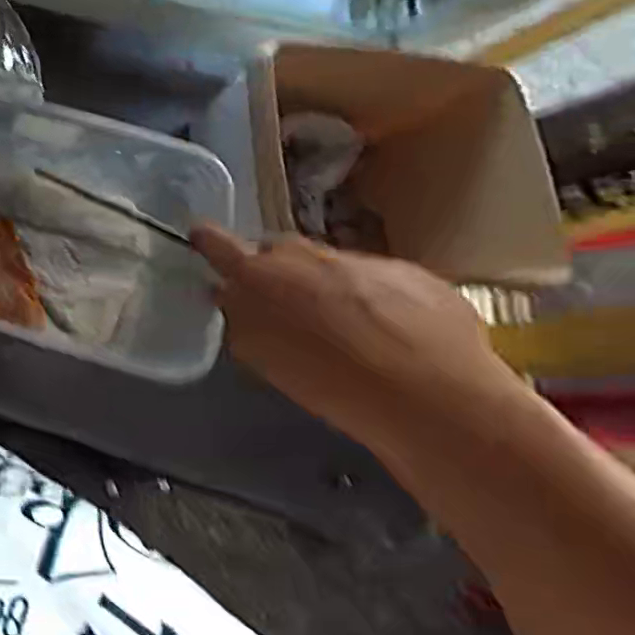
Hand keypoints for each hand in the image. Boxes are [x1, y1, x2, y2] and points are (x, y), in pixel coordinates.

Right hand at [192, 225, 521, 455]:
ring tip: (346, 330)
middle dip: (277, 269)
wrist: (434, 398)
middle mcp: (306, 256)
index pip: (219, 245)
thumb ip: (244, 320)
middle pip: (280, 250)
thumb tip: (234, 300)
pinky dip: (377, 299)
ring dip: (328, 286)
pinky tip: (393, 336)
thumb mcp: (265, 357)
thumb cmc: (331, 385)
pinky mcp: (410, 271)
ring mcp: (360, 259)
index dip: (208, 241)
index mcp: (260, 275)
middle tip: (286, 305)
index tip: (200, 236)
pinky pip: (378, 279)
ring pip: (330, 265)